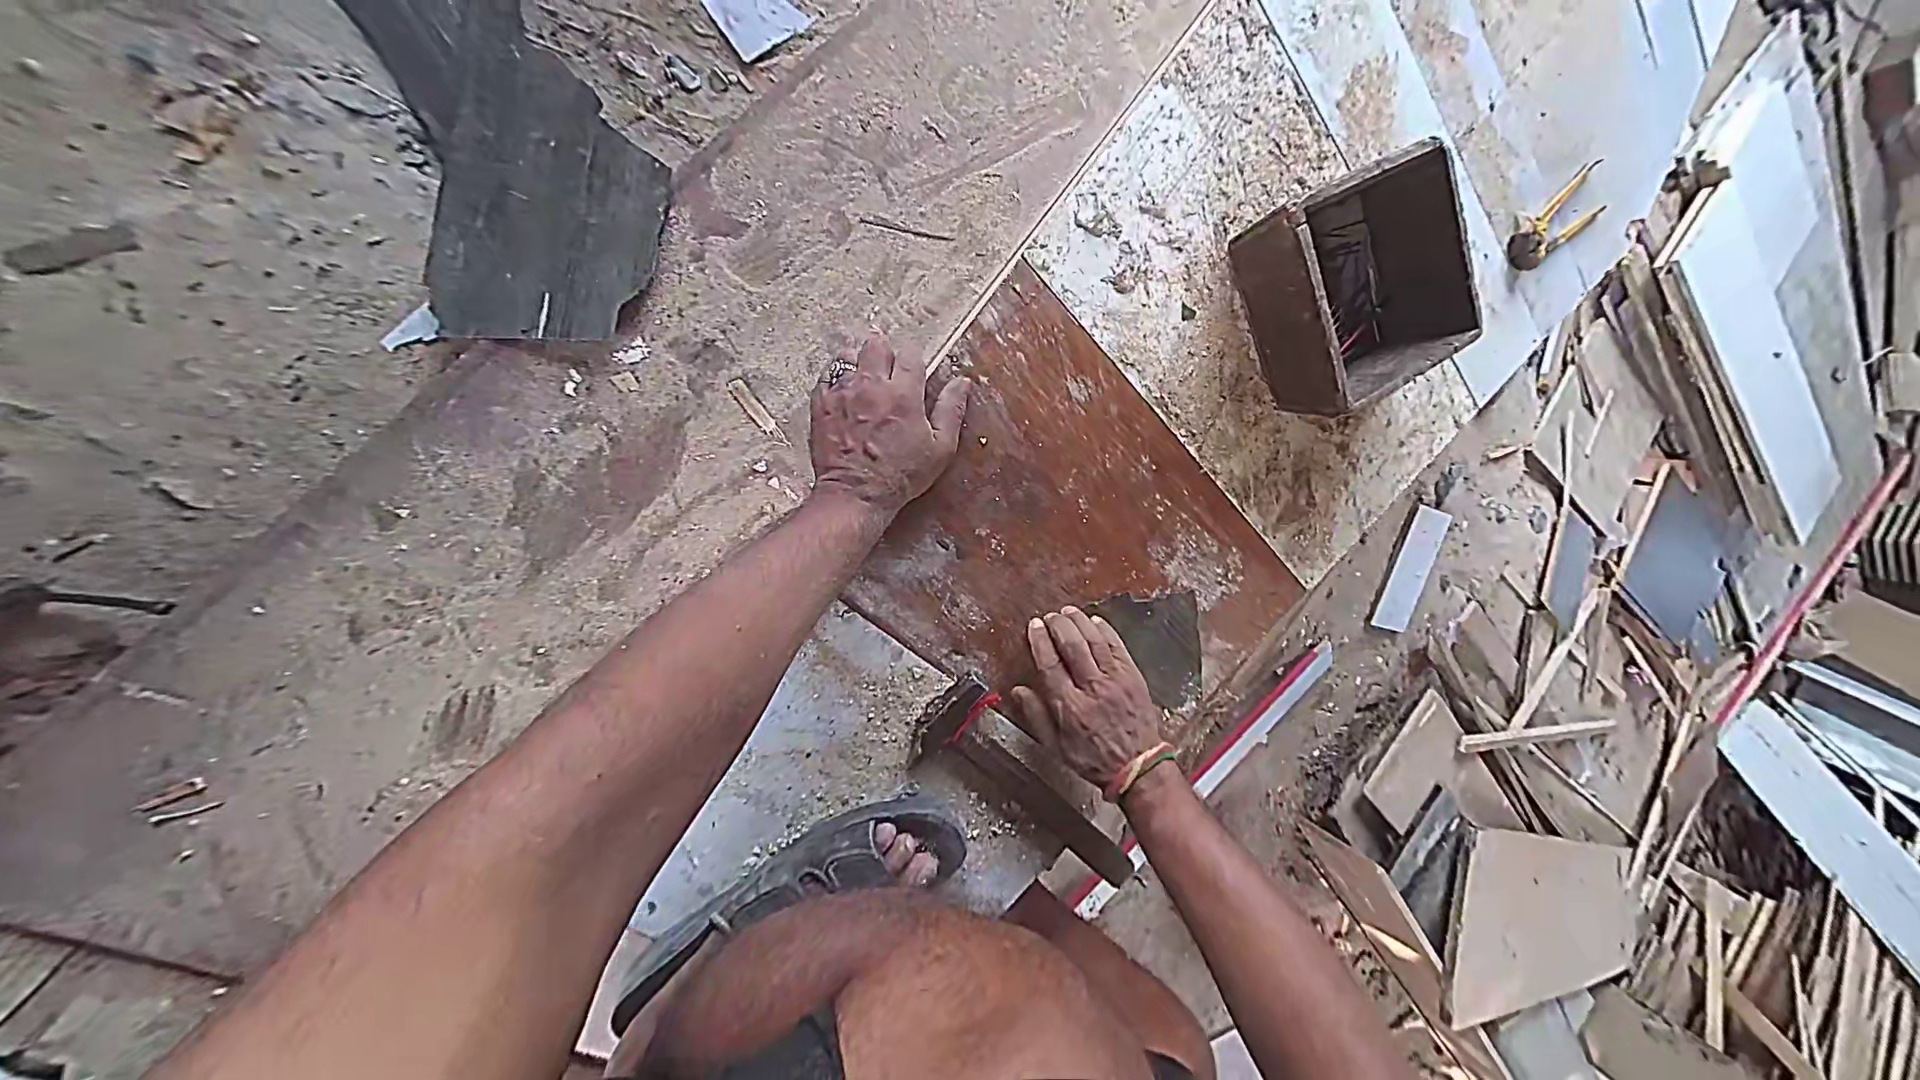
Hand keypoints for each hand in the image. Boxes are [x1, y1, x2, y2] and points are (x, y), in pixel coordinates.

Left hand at [809, 331, 970, 517]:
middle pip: (876, 345)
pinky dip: (836, 380)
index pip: (910, 354)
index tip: (913, 374)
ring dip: (858, 364)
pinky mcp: (822, 404)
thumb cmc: (900, 475)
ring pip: (848, 355)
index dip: (913, 362)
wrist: (857, 493)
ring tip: (864, 383)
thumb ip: (951, 410)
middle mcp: (872, 386)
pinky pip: (827, 376)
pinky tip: (845, 396)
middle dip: (885, 356)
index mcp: (904, 394)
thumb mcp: (940, 448)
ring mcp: (843, 393)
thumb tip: (962, 383)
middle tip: (887, 375)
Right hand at [1009, 608, 1165, 791]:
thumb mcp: (1056, 746)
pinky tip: (1095, 621)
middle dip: (1058, 626)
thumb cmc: (1095, 759)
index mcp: (1070, 706)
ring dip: (1079, 622)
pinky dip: (1105, 630)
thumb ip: (1036, 715)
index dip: (1040, 641)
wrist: (1138, 767)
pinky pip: (1117, 646)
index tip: (1034, 627)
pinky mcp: (1133, 677)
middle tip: (1050, 616)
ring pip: (1094, 641)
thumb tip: (1018, 691)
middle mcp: (1093, 689)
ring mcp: (1116, 680)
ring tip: (1068, 612)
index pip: (1050, 664)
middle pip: (1072, 646)